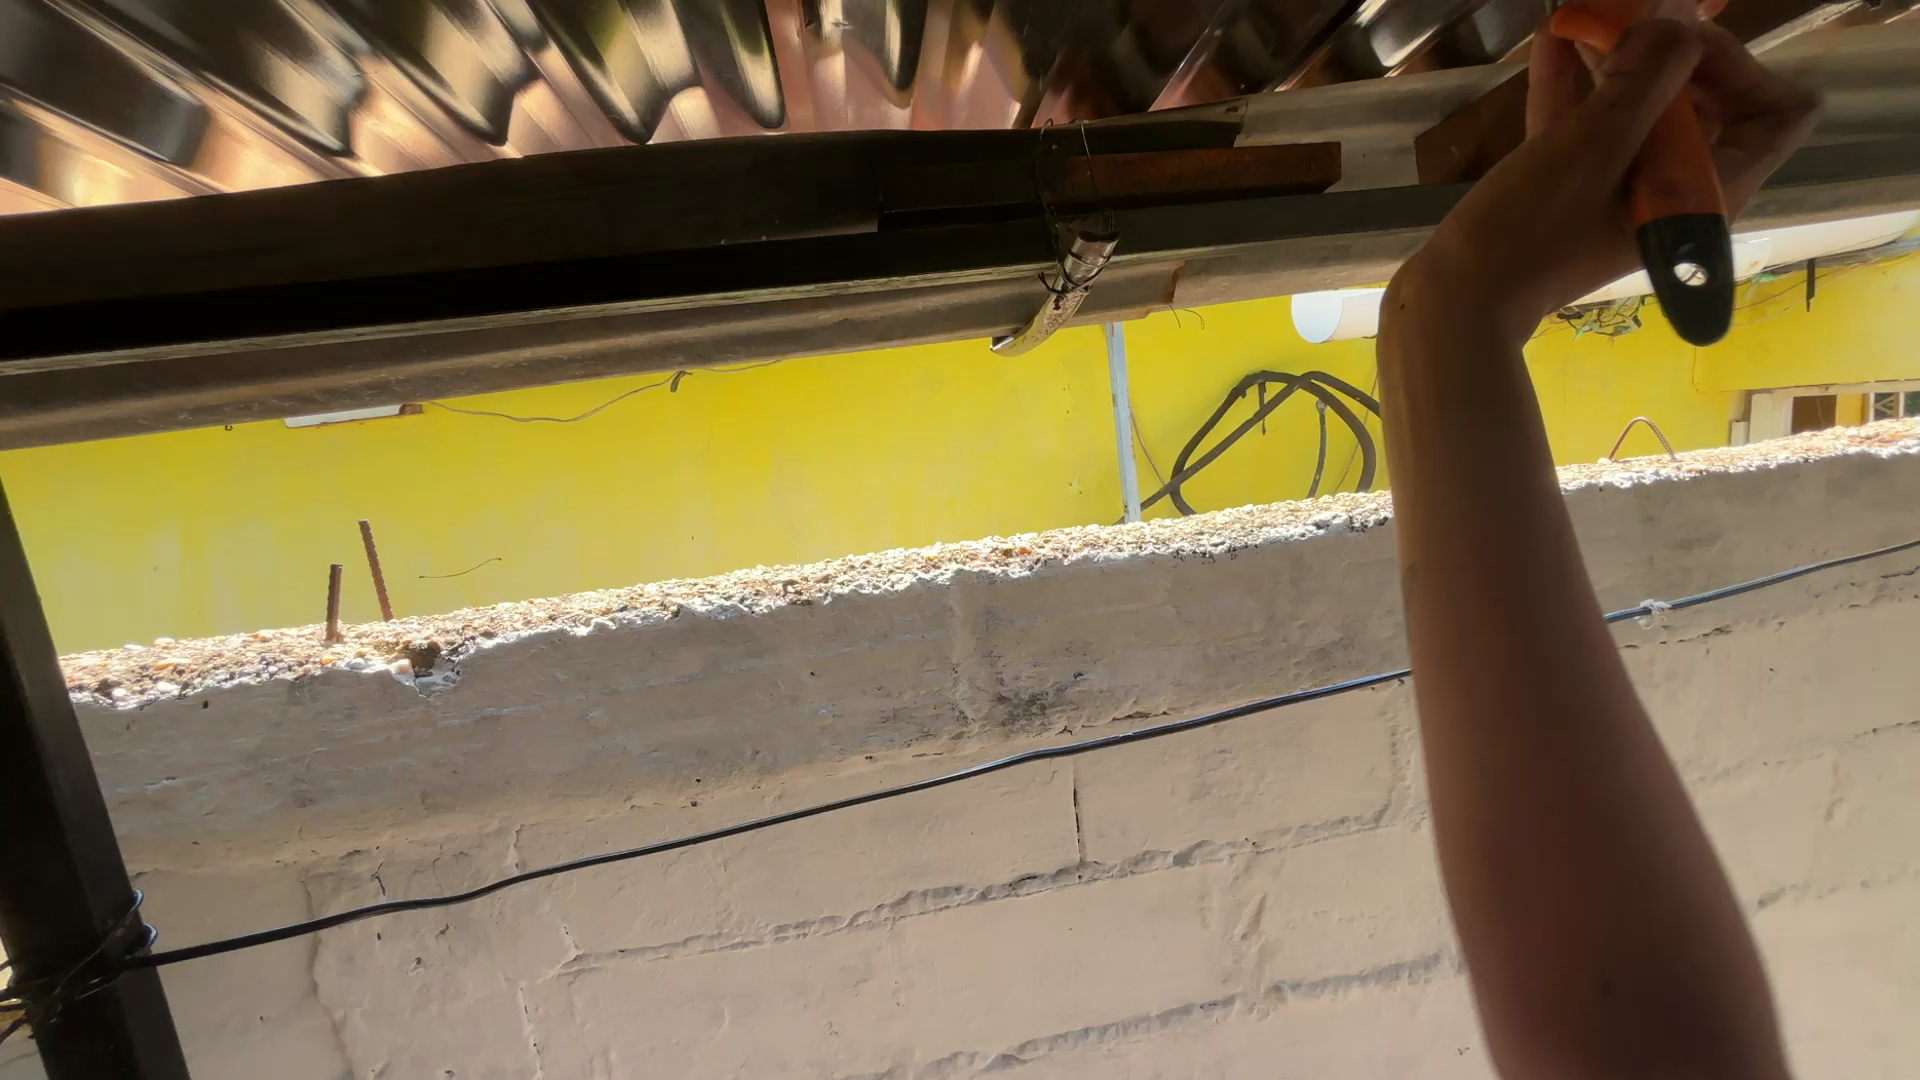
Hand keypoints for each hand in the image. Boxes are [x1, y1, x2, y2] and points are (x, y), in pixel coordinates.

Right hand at [1392, 0, 1818, 344]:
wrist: (1450, 308)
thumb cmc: (1524, 237)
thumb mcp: (1589, 147)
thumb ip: (1646, 70)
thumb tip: (1673, 13)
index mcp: (1702, 192)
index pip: (1773, 112)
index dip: (1737, 63)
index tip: (1673, 43)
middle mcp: (1669, 193)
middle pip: (1696, 104)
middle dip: (1661, 49)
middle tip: (1623, 12)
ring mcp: (1611, 197)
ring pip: (1629, 114)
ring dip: (1610, 60)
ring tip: (1581, 13)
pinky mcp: (1560, 200)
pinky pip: (1580, 135)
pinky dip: (1570, 90)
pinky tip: (1550, 45)